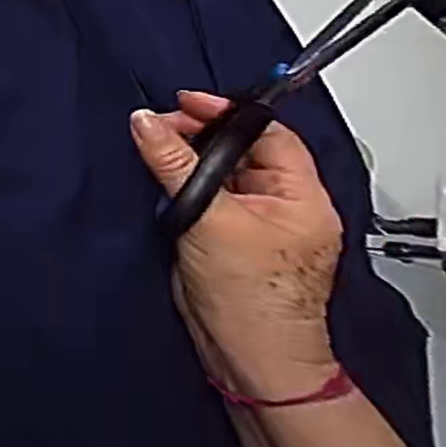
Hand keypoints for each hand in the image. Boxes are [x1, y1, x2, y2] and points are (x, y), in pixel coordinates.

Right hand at [129, 92, 341, 400]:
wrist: (242, 345)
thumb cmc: (253, 295)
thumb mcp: (211, 217)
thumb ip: (175, 165)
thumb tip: (145, 122)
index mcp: (300, 197)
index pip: (268, 137)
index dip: (226, 115)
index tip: (183, 102)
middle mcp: (275, 204)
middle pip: (235, 151)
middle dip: (194, 134)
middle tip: (154, 127)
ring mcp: (243, 219)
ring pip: (210, 171)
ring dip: (178, 157)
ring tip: (148, 148)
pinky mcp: (213, 231)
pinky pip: (193, 192)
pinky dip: (170, 179)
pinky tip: (152, 176)